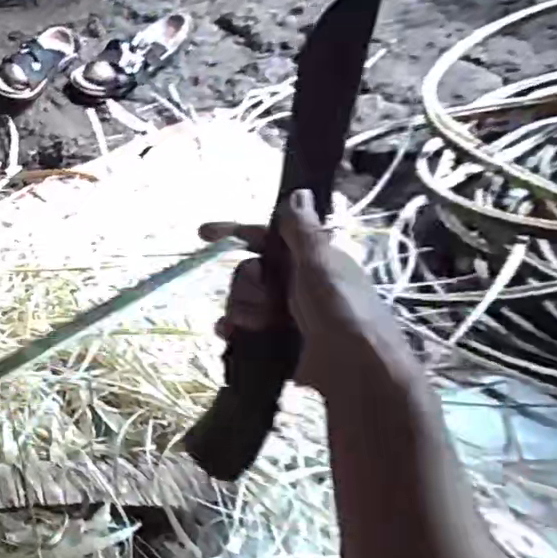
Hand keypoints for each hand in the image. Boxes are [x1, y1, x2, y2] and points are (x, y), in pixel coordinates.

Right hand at [199, 189, 416, 397]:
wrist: (353, 366)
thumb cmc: (341, 309)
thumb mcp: (320, 263)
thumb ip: (302, 230)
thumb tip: (298, 191)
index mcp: (307, 260)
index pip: (265, 238)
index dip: (235, 233)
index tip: (203, 232)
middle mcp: (294, 283)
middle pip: (247, 273)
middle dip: (246, 285)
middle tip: (264, 300)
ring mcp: (283, 313)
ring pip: (241, 300)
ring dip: (241, 309)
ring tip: (257, 323)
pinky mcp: (274, 339)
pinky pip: (240, 327)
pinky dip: (233, 328)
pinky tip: (231, 334)